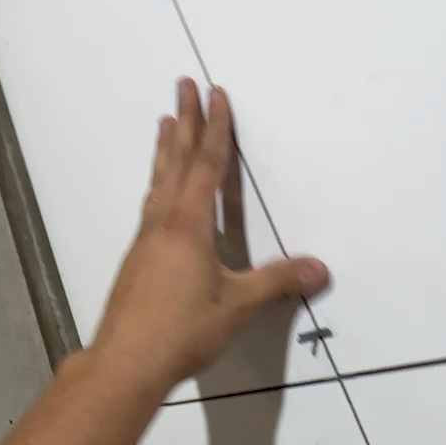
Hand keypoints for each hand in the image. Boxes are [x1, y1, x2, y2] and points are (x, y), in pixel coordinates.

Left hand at [86, 79, 329, 394]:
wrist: (125, 360)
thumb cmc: (182, 329)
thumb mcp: (237, 307)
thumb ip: (277, 284)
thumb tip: (320, 268)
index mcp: (189, 223)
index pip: (206, 163)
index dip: (215, 127)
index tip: (215, 93)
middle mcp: (164, 219)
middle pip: (176, 158)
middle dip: (185, 118)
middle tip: (182, 84)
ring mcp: (147, 236)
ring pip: (159, 177)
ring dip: (166, 145)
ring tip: (166, 120)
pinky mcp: (138, 255)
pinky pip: (152, 200)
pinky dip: (158, 178)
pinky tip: (159, 188)